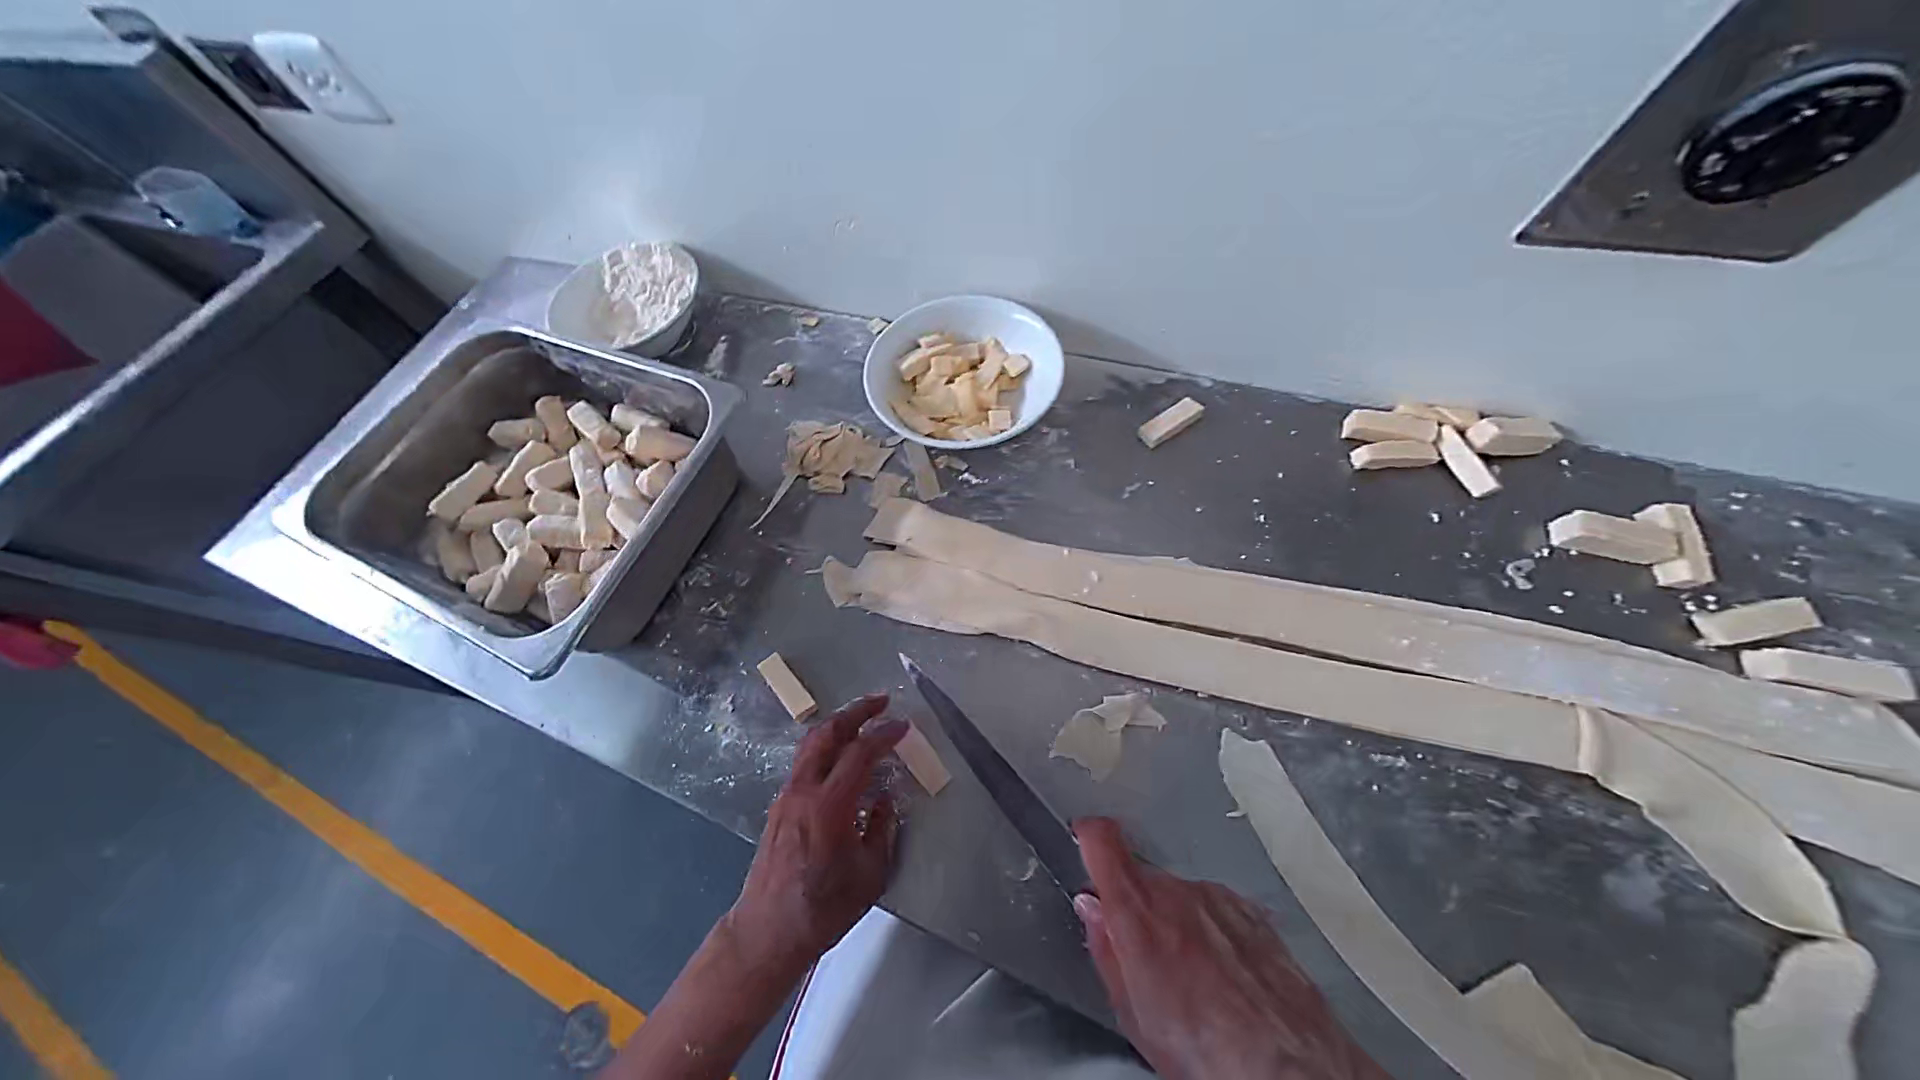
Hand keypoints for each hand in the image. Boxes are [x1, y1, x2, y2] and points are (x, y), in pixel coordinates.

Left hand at [599, 695, 906, 1079]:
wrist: (767, 931)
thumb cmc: (823, 909)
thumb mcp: (870, 874)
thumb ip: (882, 829)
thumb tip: (885, 801)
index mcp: (829, 806)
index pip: (860, 753)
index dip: (884, 734)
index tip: (903, 726)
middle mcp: (804, 792)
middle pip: (827, 734)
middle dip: (855, 712)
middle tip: (880, 702)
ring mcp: (787, 796)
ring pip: (811, 744)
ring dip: (837, 726)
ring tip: (861, 721)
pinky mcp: (779, 806)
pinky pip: (804, 762)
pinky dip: (825, 747)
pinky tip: (840, 756)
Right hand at [1072, 817, 1388, 1079]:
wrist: (1289, 1071)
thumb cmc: (1206, 1052)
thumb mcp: (1132, 1013)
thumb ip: (1104, 948)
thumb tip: (1092, 909)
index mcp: (1138, 911)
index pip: (1103, 840)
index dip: (1089, 835)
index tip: (1084, 840)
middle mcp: (1177, 892)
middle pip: (1142, 877)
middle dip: (1137, 908)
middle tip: (1144, 958)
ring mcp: (1218, 899)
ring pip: (1180, 896)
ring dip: (1177, 923)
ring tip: (1193, 980)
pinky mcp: (1251, 913)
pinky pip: (1215, 911)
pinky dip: (1212, 933)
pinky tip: (1224, 980)